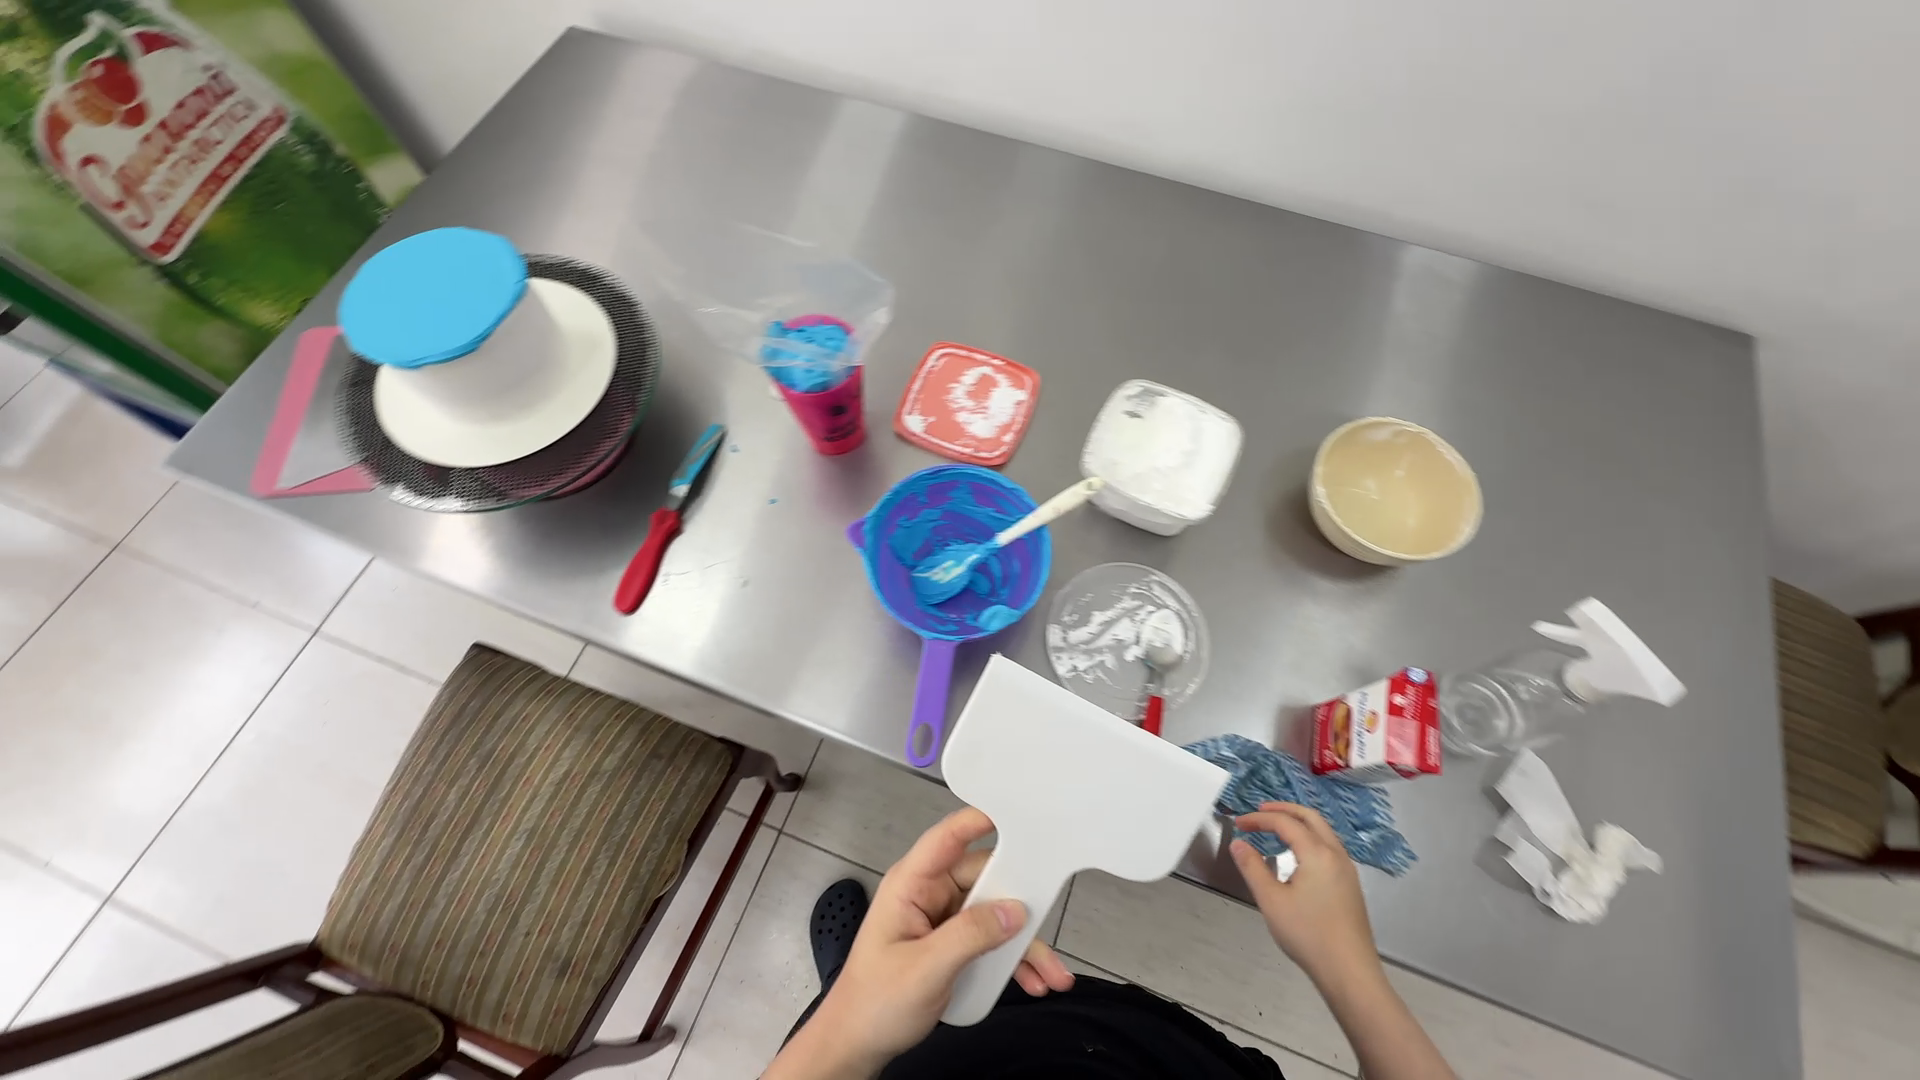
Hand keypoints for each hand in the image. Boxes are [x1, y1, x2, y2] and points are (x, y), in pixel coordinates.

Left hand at [774, 807, 1075, 1076]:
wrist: (857, 1045)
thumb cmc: (871, 1004)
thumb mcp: (924, 969)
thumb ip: (969, 936)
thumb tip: (1012, 911)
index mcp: (911, 884)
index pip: (947, 837)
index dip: (980, 820)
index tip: (1016, 816)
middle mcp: (929, 893)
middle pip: (984, 878)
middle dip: (1019, 904)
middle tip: (1046, 920)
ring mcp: (942, 918)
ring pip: (994, 913)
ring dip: (1023, 942)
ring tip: (1049, 971)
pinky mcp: (953, 942)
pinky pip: (991, 939)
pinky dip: (1013, 959)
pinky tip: (1032, 979)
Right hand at [1230, 802, 1382, 988]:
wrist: (1350, 972)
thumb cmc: (1308, 934)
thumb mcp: (1271, 900)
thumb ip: (1252, 867)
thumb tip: (1239, 844)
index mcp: (1317, 854)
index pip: (1285, 823)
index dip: (1258, 819)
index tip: (1238, 824)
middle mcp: (1336, 855)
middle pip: (1310, 818)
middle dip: (1283, 810)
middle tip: (1260, 811)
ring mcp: (1347, 870)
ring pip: (1323, 832)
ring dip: (1298, 823)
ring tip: (1276, 828)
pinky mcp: (1350, 885)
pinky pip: (1329, 847)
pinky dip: (1309, 838)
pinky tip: (1297, 855)